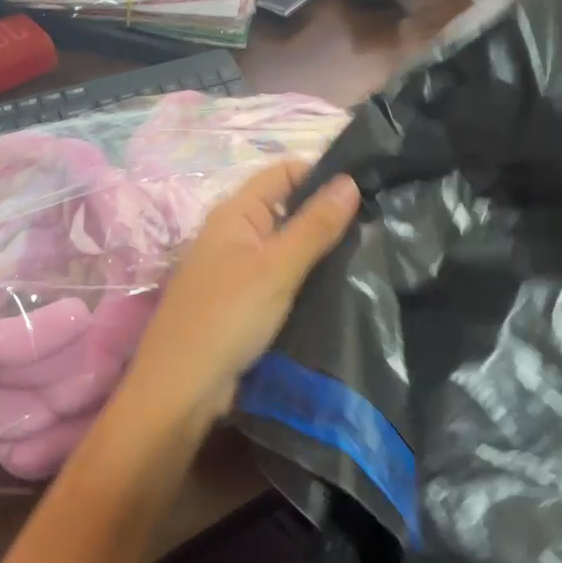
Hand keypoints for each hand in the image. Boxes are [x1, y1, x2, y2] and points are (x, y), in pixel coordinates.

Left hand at [119, 161, 360, 429]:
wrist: (182, 389)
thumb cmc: (226, 319)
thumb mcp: (276, 268)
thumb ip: (314, 225)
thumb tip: (349, 181)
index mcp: (234, 214)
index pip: (283, 173)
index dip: (322, 175)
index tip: (369, 193)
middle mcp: (232, 236)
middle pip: (286, 211)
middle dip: (326, 217)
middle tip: (378, 230)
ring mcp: (234, 272)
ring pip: (286, 250)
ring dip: (319, 254)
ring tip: (368, 259)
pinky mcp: (241, 306)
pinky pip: (279, 282)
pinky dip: (304, 283)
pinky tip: (337, 292)